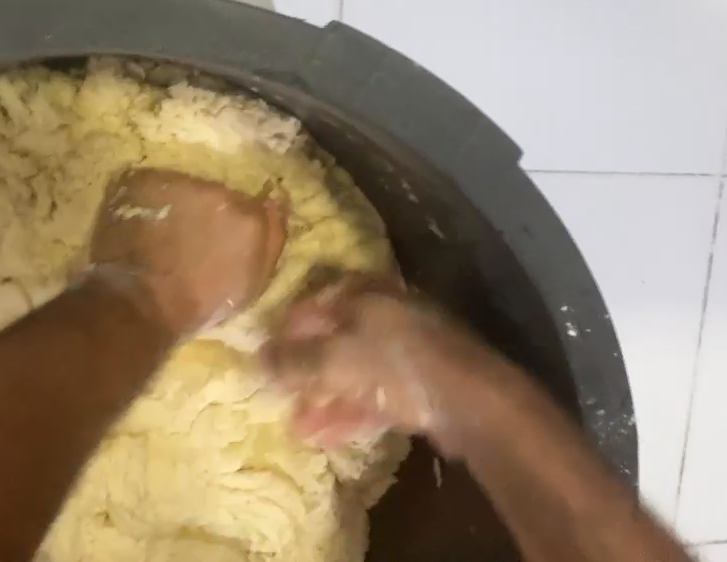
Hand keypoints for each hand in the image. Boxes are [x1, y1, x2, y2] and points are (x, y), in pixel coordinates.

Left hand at [89, 168, 288, 336]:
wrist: (140, 305)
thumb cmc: (199, 304)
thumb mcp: (251, 283)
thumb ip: (272, 239)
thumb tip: (277, 202)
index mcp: (248, 216)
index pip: (250, 203)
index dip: (235, 220)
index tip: (222, 238)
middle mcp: (217, 190)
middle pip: (215, 193)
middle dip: (206, 210)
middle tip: (190, 236)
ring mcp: (178, 181)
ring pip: (183, 186)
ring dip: (178, 203)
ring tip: (163, 231)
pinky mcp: (143, 178)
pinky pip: (151, 184)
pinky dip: (148, 200)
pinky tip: (140, 221)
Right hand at [262, 270, 500, 453]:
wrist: (471, 399)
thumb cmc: (396, 362)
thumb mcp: (335, 359)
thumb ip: (294, 360)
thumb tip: (254, 360)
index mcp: (360, 292)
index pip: (310, 303)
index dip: (284, 331)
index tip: (263, 358)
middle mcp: (381, 311)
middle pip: (331, 337)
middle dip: (304, 369)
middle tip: (279, 396)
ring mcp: (403, 347)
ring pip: (352, 368)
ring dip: (323, 396)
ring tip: (297, 424)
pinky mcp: (418, 382)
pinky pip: (373, 393)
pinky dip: (349, 410)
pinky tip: (326, 435)